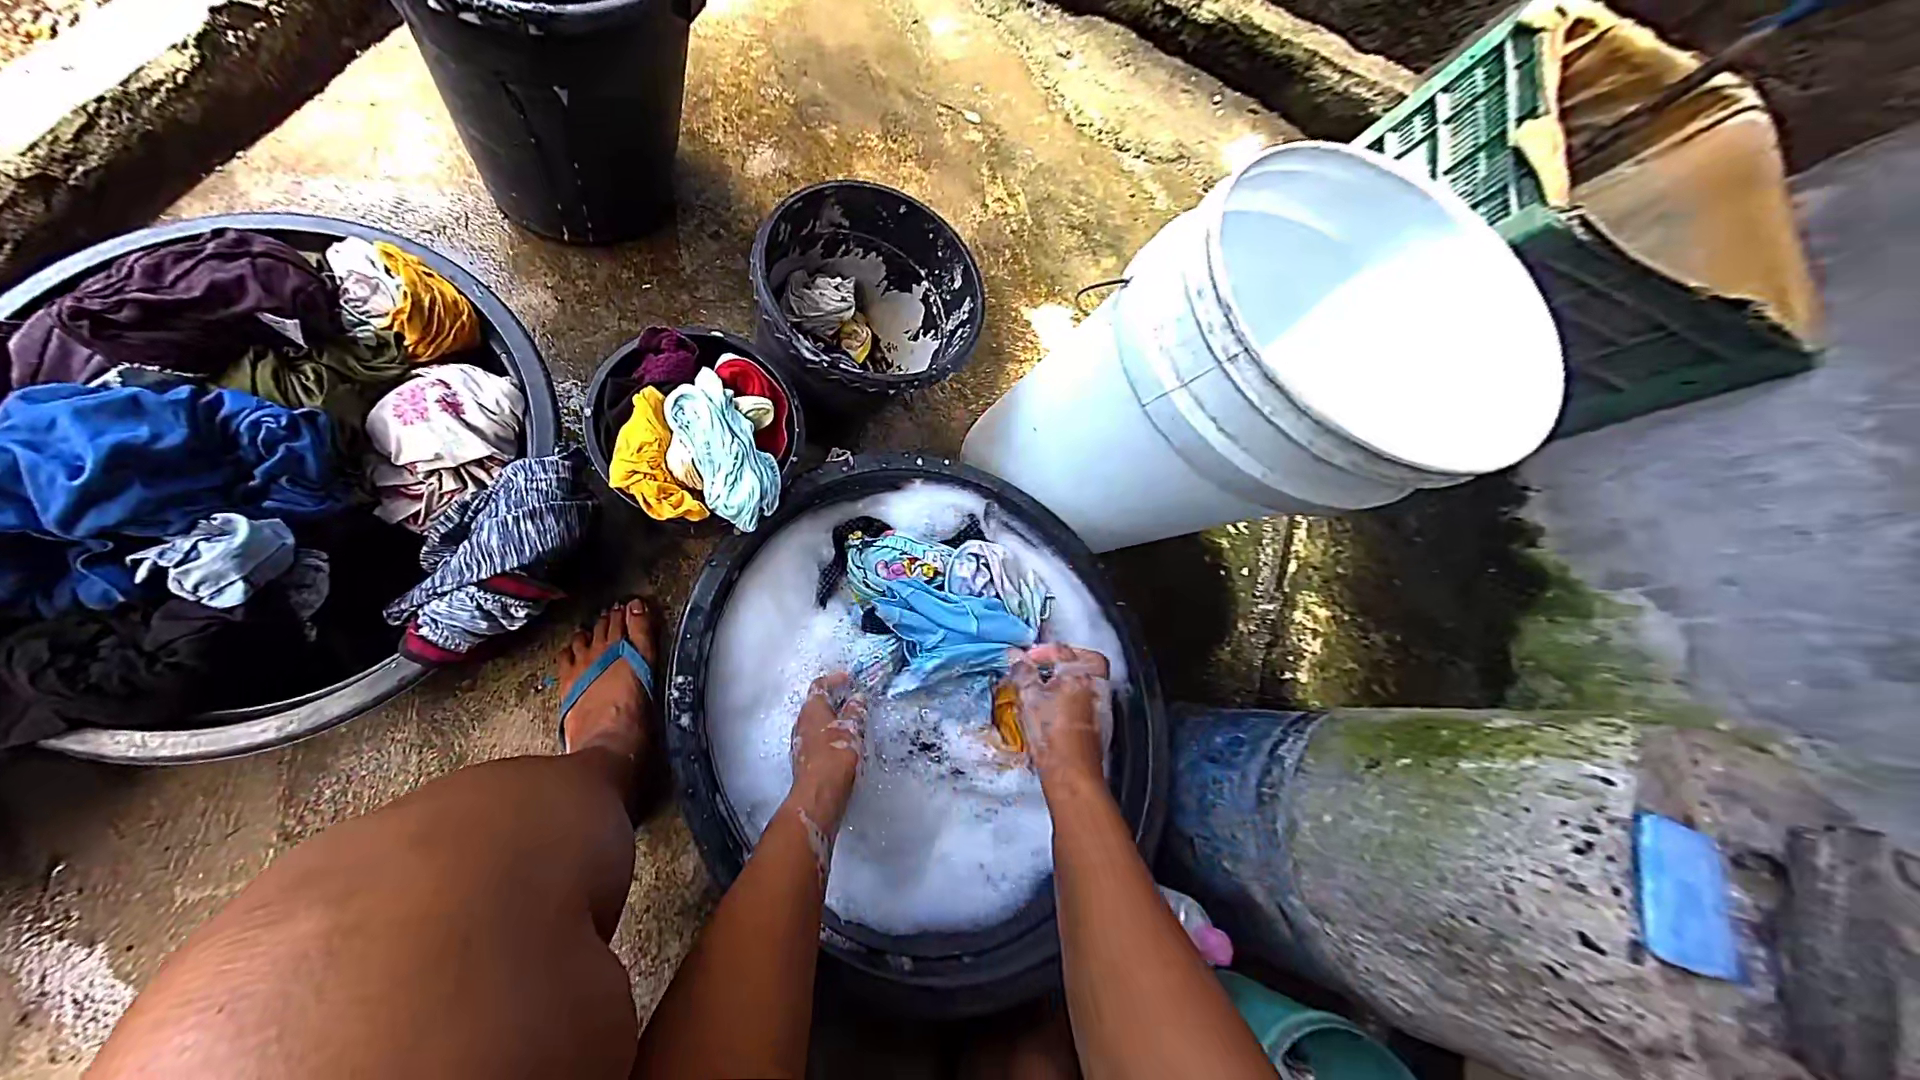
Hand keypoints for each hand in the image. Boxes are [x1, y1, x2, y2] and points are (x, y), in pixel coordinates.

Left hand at [788, 672, 867, 831]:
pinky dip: (830, 734)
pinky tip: (843, 742)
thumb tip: (857, 698)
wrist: (819, 794)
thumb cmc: (835, 755)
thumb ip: (855, 711)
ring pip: (816, 722)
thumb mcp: (852, 728)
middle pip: (816, 703)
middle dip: (835, 699)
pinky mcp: (804, 758)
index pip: (819, 685)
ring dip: (832, 718)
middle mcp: (802, 722)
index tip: (849, 679)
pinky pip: (817, 738)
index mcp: (811, 709)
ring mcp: (801, 741)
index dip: (835, 679)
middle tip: (853, 699)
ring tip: (852, 721)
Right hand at [1005, 644, 1109, 790]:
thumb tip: (1016, 657)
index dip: (1041, 651)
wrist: (1071, 773)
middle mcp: (1094, 686)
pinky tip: (1059, 707)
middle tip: (1049, 663)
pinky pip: (1090, 698)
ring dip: (1073, 677)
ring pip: (1091, 679)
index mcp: (1078, 675)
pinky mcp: (1101, 723)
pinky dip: (1077, 695)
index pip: (1061, 650)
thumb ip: (1023, 673)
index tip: (1026, 659)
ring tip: (1050, 686)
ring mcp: (1101, 704)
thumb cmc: (1050, 736)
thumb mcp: (1029, 699)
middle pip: (1088, 659)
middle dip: (1069, 657)